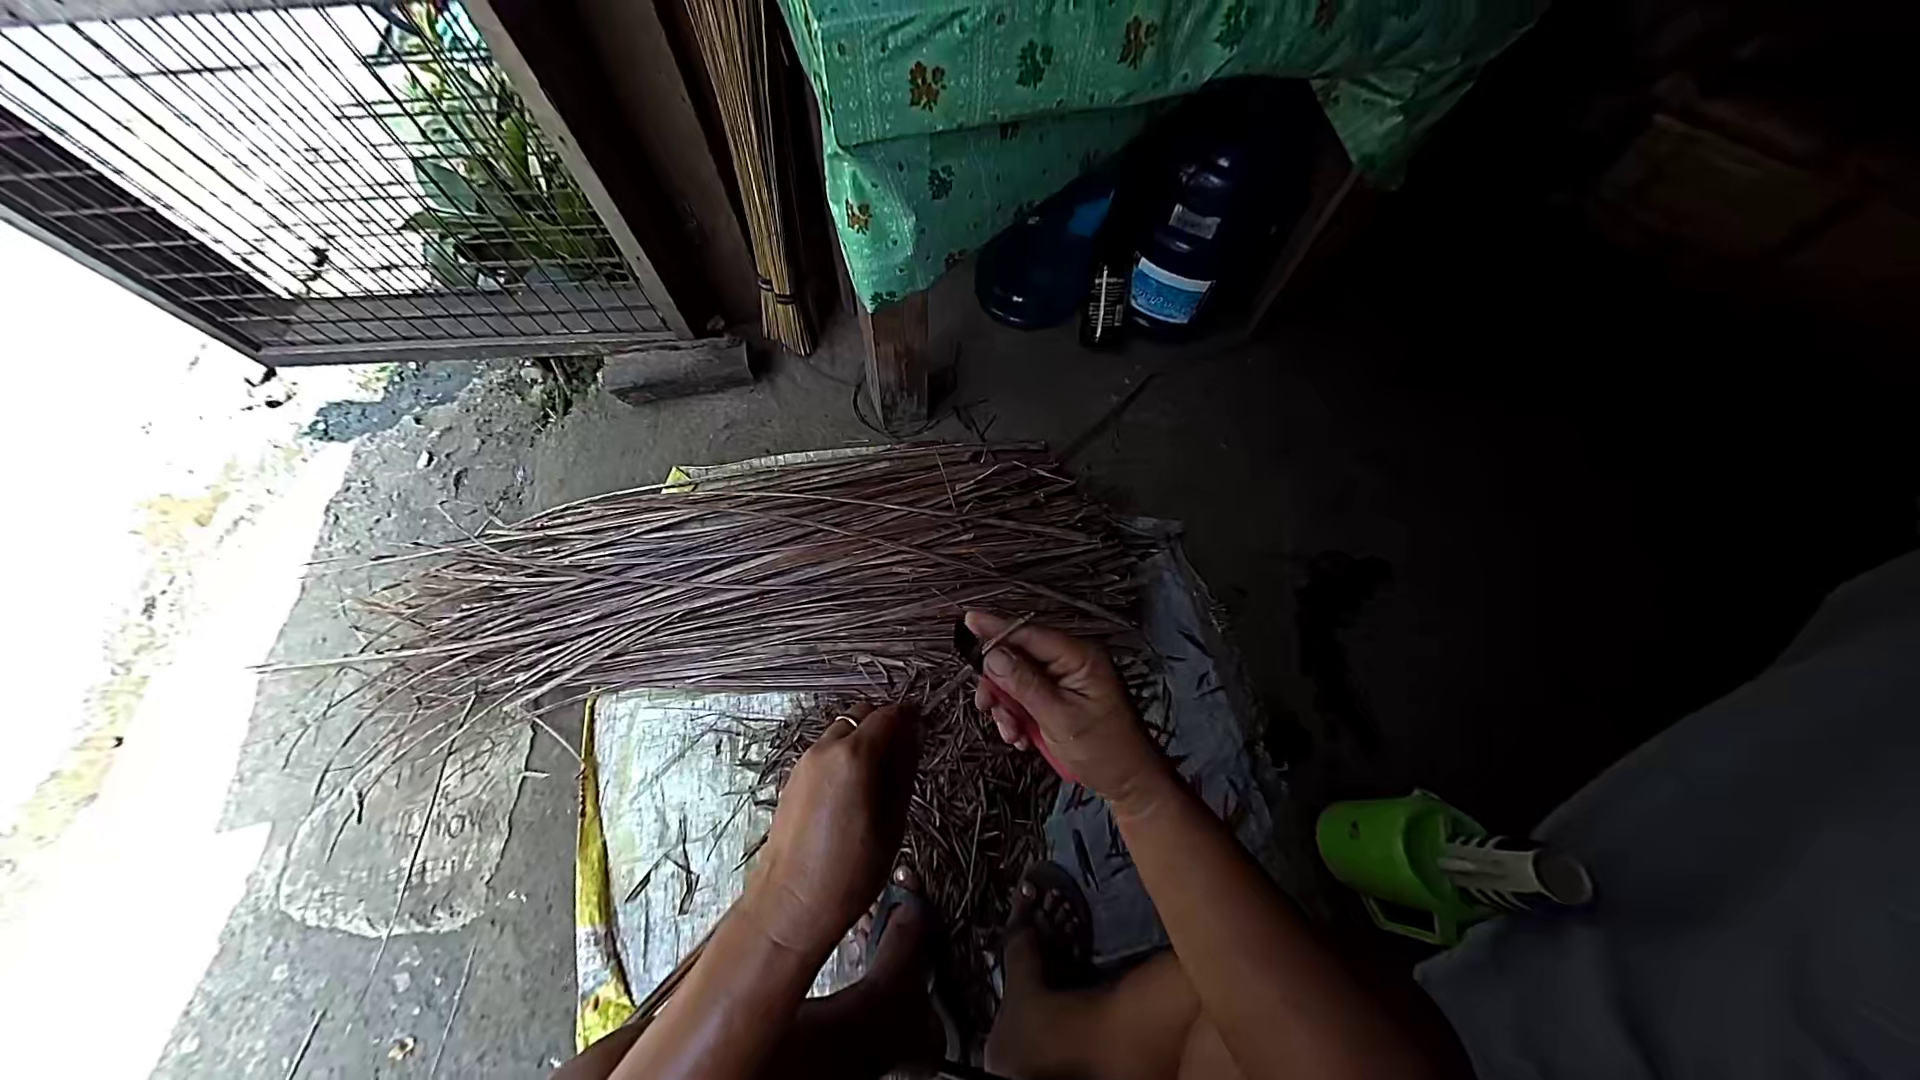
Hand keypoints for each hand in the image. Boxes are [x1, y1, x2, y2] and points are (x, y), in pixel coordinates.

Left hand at [742, 702, 919, 957]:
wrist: (789, 905)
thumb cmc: (851, 870)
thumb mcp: (892, 821)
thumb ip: (904, 771)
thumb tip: (913, 737)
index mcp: (854, 755)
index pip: (888, 715)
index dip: (909, 716)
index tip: (923, 725)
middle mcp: (826, 748)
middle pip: (861, 715)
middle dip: (885, 722)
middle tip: (906, 747)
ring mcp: (805, 762)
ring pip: (842, 730)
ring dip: (864, 736)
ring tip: (882, 770)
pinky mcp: (793, 778)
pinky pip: (826, 750)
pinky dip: (845, 752)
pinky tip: (856, 785)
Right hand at [966, 611, 1164, 808]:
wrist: (1128, 783)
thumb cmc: (1105, 750)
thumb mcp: (1060, 718)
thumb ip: (1024, 684)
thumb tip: (992, 655)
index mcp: (1078, 657)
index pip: (1029, 634)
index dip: (996, 628)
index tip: (968, 620)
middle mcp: (1069, 662)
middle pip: (1017, 657)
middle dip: (999, 685)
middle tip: (988, 706)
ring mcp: (1062, 680)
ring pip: (1015, 680)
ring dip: (1006, 707)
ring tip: (1013, 733)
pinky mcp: (1056, 698)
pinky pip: (1023, 697)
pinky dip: (1015, 716)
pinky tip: (1021, 736)